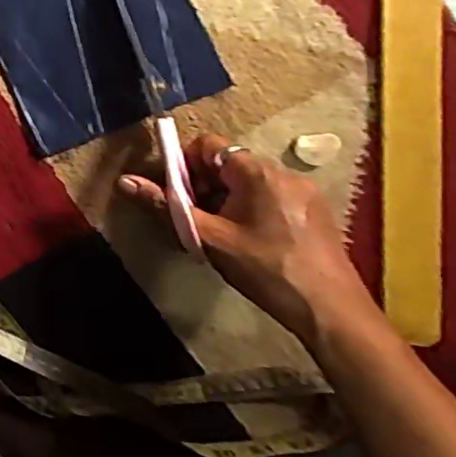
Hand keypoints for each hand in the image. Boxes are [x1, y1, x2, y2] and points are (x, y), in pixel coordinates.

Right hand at [116, 134, 380, 343]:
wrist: (330, 311)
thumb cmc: (265, 270)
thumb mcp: (208, 237)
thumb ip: (165, 206)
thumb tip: (124, 182)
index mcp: (256, 173)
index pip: (208, 145)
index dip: (184, 165)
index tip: (178, 196)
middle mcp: (282, 173)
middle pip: (227, 164)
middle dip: (203, 186)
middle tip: (196, 220)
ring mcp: (303, 192)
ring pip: (246, 182)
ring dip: (224, 200)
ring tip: (220, 235)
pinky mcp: (314, 211)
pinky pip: (268, 196)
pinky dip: (248, 209)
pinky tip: (248, 241)